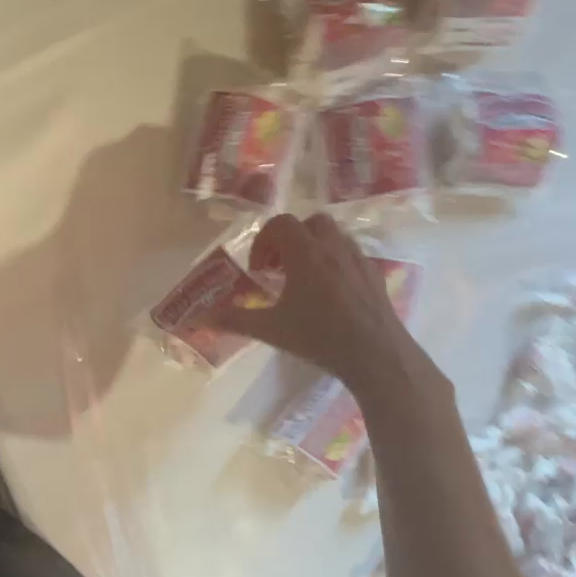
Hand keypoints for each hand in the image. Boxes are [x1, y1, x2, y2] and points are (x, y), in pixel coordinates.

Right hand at [206, 213, 435, 394]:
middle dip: (290, 239)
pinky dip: (333, 261)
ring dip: (313, 247)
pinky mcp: (374, 273)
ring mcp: (358, 258)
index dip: (264, 240)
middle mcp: (334, 248)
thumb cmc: (319, 337)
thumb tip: (200, 319)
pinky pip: (350, 253)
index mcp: (306, 254)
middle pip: (310, 223)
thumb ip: (234, 319)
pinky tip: (327, 293)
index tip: (259, 269)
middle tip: (278, 267)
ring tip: (302, 278)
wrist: (376, 353)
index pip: (281, 223)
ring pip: (334, 235)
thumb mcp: (270, 329)